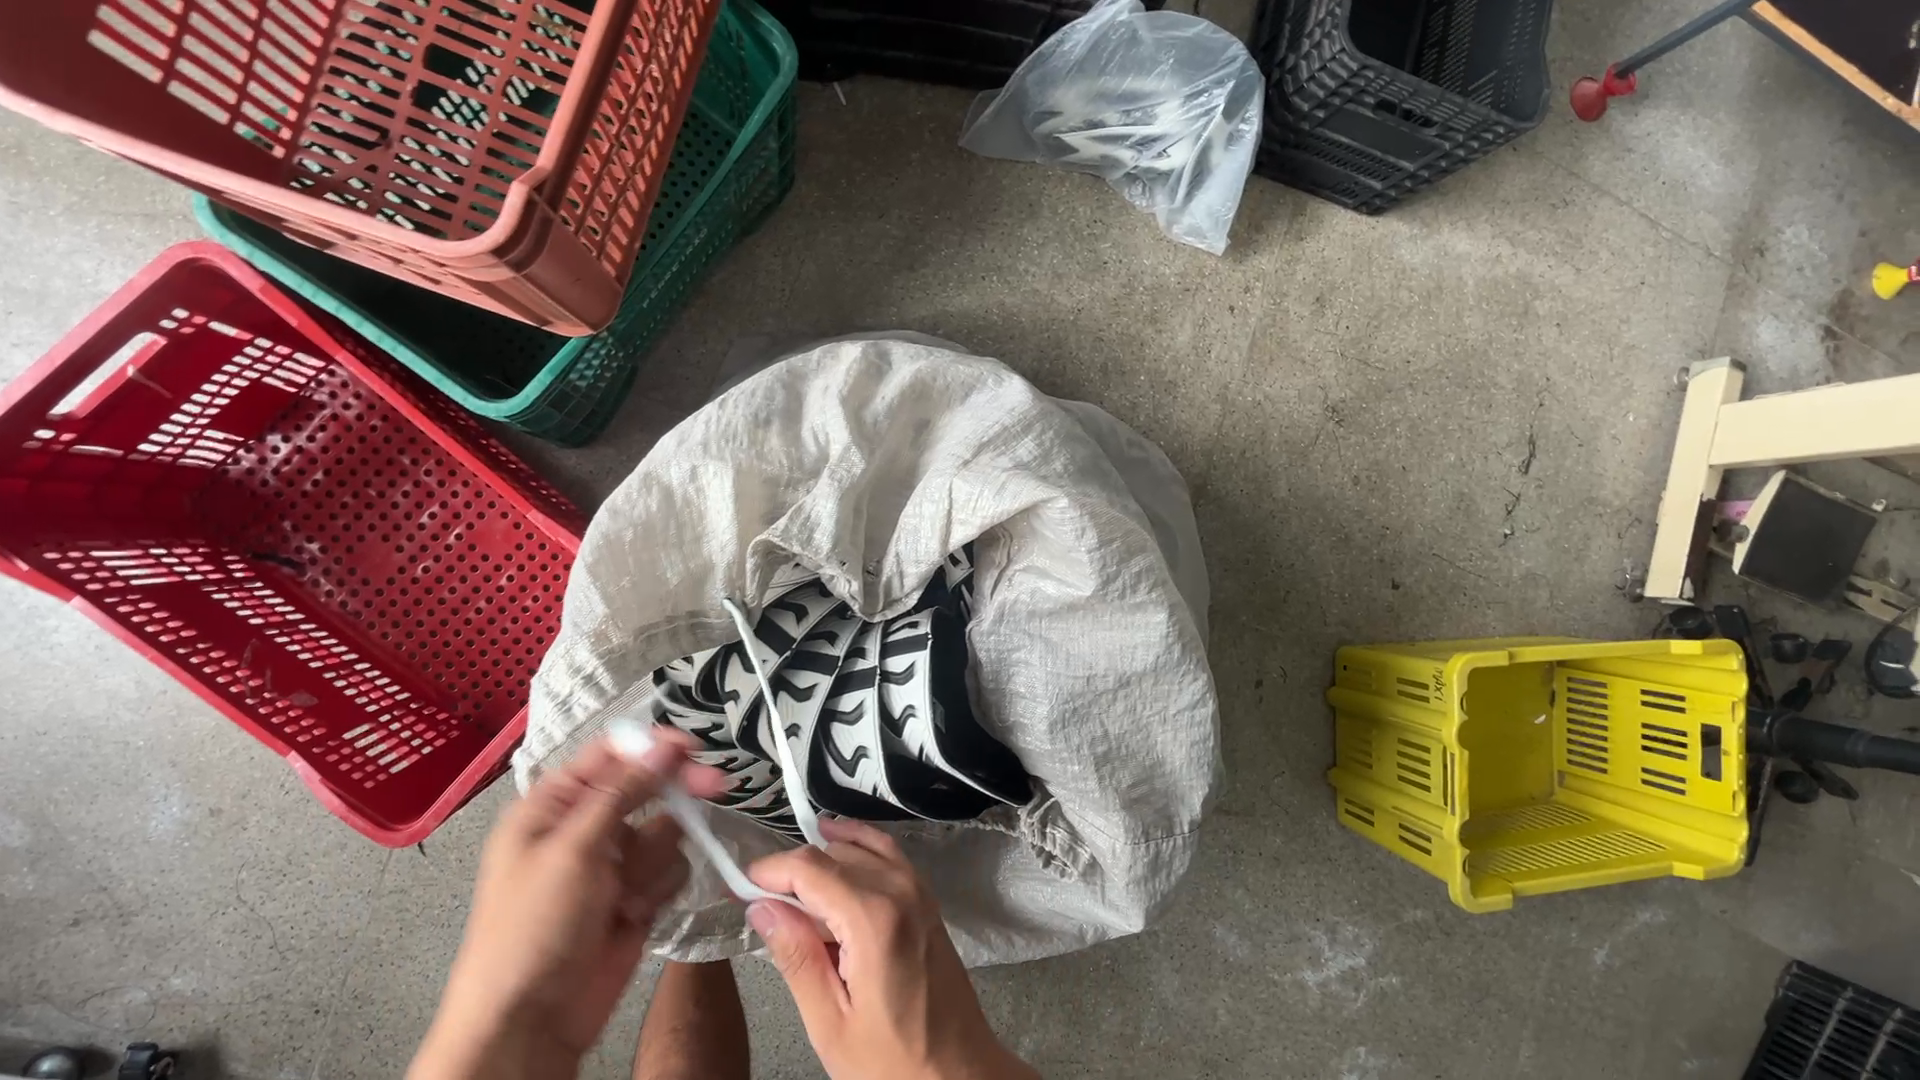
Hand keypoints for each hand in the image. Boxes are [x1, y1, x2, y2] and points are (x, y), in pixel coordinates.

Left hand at [408, 731, 726, 1079]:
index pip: (609, 756)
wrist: (532, 1021)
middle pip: (647, 787)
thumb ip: (621, 792)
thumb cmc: (533, 928)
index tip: (692, 745)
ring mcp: (613, 863)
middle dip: (675, 791)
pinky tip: (633, 913)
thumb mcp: (573, 850)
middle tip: (715, 785)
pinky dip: (659, 888)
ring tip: (626, 894)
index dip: (650, 745)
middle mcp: (585, 828)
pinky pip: (671, 869)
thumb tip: (660, 746)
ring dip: (654, 859)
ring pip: (665, 831)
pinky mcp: (636, 895)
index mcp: (553, 807)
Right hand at [745, 818, 1039, 1079]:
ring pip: (859, 846)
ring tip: (787, 880)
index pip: (810, 868)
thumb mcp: (831, 1022)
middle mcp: (899, 889)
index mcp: (874, 918)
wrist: (959, 1072)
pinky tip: (837, 846)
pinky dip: (859, 843)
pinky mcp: (926, 898)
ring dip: (822, 854)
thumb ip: (796, 956)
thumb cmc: (893, 1060)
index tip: (739, 887)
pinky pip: (887, 852)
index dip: (770, 871)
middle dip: (791, 868)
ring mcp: (918, 889)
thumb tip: (761, 906)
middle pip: (832, 853)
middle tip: (758, 897)